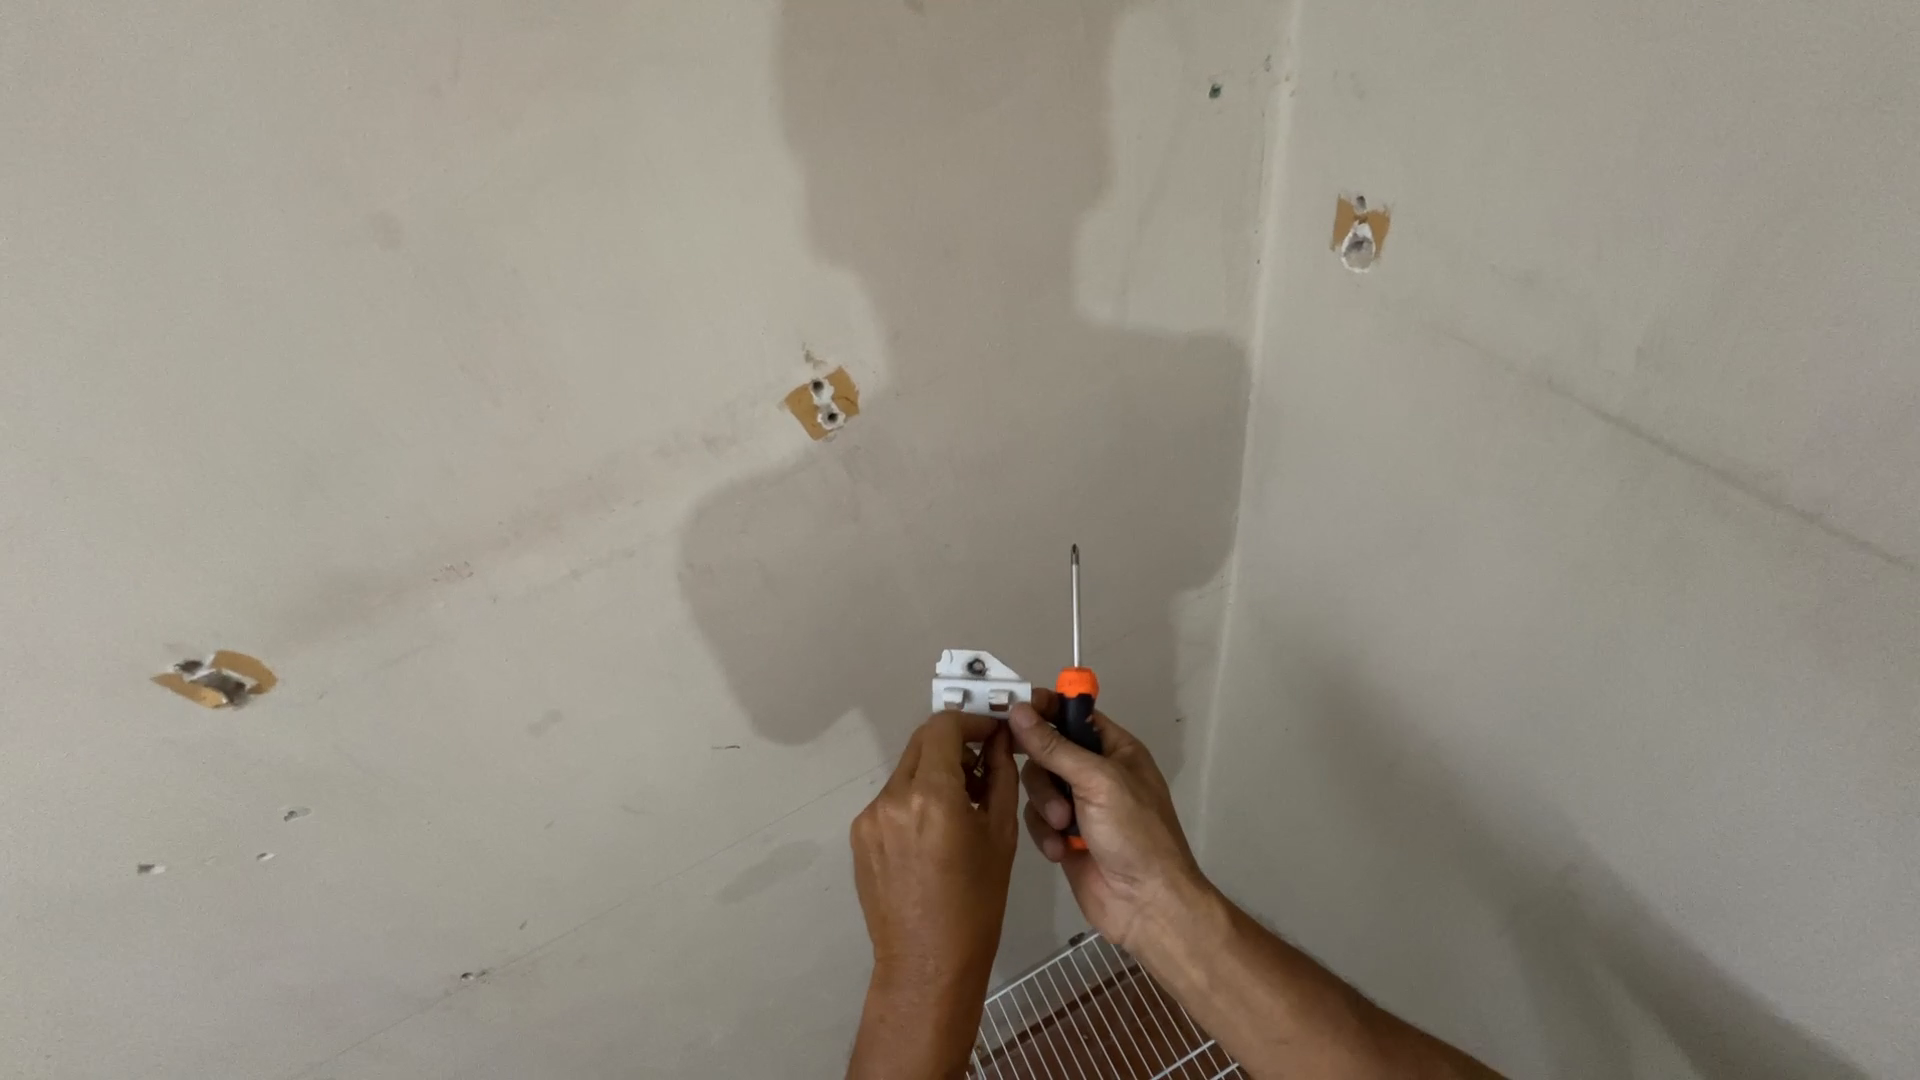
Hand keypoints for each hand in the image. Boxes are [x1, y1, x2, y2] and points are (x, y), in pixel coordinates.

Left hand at [850, 710, 1017, 995]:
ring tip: (961, 804)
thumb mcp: (1000, 835)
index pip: (943, 727)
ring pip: (907, 770)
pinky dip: (916, 798)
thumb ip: (999, 777)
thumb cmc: (977, 904)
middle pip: (922, 743)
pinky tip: (934, 831)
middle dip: (954, 743)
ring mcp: (870, 816)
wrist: (927, 965)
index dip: (970, 721)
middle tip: (982, 765)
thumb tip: (1001, 740)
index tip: (992, 733)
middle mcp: (892, 797)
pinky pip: (892, 799)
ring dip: (934, 772)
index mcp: (931, 796)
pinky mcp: (860, 834)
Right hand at [1010, 690, 1209, 949]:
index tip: (1014, 711)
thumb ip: (1054, 746)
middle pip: (1046, 750)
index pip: (1072, 714)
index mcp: (1115, 749)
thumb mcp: (1097, 781)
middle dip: (1045, 774)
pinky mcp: (1064, 834)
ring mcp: (1079, 804)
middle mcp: (1095, 771)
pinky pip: (1037, 818)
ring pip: (1037, 785)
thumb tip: (1019, 709)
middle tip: (1052, 791)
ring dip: (1046, 807)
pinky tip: (1061, 851)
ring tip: (1064, 829)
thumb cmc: (1135, 833)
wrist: (1147, 906)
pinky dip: (1045, 834)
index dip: (1044, 709)